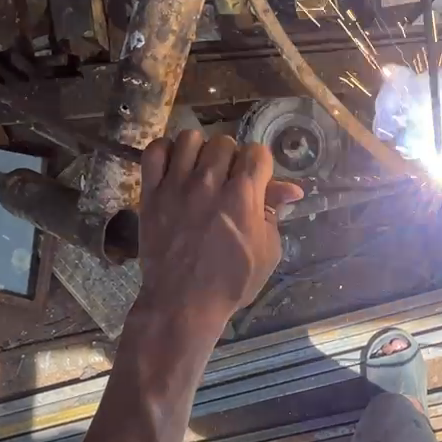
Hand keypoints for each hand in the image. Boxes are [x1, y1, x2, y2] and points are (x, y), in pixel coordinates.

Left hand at [135, 131, 303, 329]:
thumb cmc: (232, 282)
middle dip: (232, 158)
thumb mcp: (267, 252)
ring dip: (201, 150)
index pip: (258, 152)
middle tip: (230, 182)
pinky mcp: (151, 193)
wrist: (184, 302)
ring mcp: (177, 185)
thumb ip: (274, 214)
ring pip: (190, 138)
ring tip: (202, 170)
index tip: (257, 181)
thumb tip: (290, 190)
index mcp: (244, 196)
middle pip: (225, 142)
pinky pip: (155, 151)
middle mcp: (211, 182)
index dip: (261, 165)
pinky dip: (167, 152)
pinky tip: (175, 167)